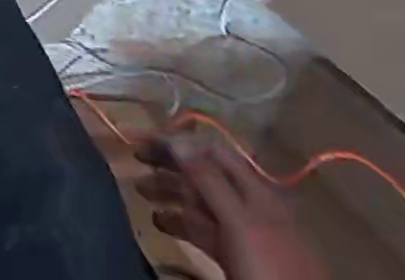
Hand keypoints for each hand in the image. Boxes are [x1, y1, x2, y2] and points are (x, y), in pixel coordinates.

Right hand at [136, 139, 326, 279]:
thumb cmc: (269, 268)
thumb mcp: (239, 221)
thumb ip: (209, 179)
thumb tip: (176, 138)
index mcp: (254, 189)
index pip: (211, 151)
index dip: (178, 141)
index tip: (144, 138)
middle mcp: (248, 203)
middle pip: (203, 174)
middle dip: (169, 165)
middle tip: (135, 160)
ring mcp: (242, 232)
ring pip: (200, 202)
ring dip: (170, 193)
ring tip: (140, 191)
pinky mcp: (235, 257)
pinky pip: (203, 230)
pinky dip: (180, 223)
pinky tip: (159, 222)